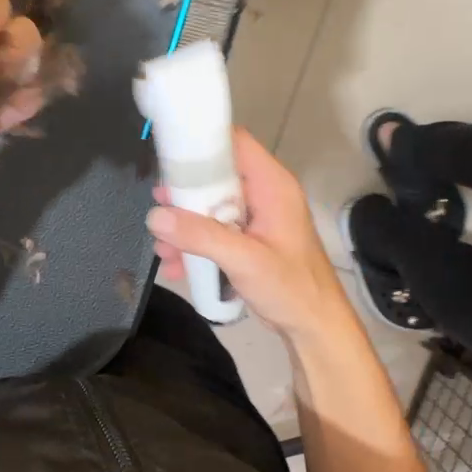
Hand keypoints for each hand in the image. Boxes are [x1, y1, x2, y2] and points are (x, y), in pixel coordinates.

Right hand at [147, 128, 345, 341]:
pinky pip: (213, 232)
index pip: (234, 144)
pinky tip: (175, 265)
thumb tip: (156, 216)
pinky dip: (194, 245)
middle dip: (184, 193)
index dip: (202, 143)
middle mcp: (263, 196)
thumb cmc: (291, 288)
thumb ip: (200, 236)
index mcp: (272, 186)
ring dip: (185, 225)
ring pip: (210, 207)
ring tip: (162, 245)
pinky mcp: (247, 241)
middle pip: (216, 176)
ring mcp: (255, 220)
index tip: (168, 153)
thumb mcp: (244, 260)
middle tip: (158, 207)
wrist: (314, 328)